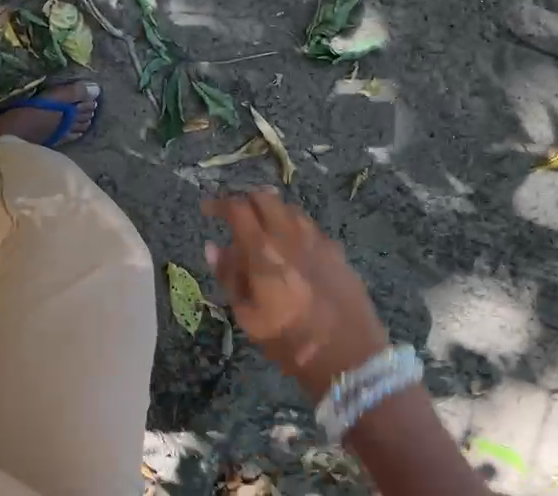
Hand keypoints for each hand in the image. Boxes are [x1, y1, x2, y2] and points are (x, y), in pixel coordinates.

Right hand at [203, 190, 388, 398]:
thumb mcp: (247, 315)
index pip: (236, 207)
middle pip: (265, 197)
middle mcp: (290, 236)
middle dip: (245, 200)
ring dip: (272, 211)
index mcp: (262, 249)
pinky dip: (296, 228)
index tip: (207, 211)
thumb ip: (228, 276)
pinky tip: (295, 247)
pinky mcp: (338, 253)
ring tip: (265, 228)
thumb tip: (213, 247)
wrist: (350, 358)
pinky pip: (312, 228)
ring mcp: (318, 241)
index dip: (218, 204)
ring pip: (290, 209)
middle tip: (236, 216)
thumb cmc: (290, 340)